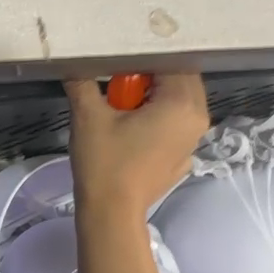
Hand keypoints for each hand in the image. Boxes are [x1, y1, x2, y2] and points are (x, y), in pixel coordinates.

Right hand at [63, 74, 208, 217]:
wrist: (111, 210)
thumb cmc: (104, 161)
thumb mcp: (88, 117)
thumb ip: (84, 85)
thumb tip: (75, 66)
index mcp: (181, 103)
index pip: (173, 63)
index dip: (144, 62)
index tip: (119, 70)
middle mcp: (198, 117)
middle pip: (180, 83)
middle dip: (150, 81)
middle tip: (118, 92)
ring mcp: (193, 140)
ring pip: (178, 105)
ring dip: (153, 102)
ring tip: (123, 114)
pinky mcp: (184, 158)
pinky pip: (175, 129)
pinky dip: (158, 124)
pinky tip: (132, 138)